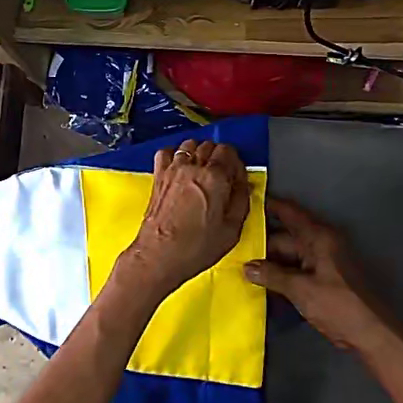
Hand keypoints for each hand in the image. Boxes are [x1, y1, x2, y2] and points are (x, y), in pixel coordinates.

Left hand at [115, 139, 250, 300]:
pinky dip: (175, 154)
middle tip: (224, 174)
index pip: (229, 152)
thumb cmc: (192, 248)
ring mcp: (173, 171)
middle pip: (210, 145)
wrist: (158, 258)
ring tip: (204, 168)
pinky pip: (166, 152)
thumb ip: (241, 201)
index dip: (236, 163)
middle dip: (219, 156)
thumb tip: (244, 186)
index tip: (237, 176)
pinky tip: (181, 166)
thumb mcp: (232, 230)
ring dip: (199, 152)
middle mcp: (193, 168)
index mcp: (215, 178)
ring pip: (190, 144)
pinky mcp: (158, 178)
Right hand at [244, 197, 394, 352]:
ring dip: (268, 263)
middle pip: (285, 237)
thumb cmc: (338, 304)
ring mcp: (321, 262)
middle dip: (260, 244)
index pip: (290, 213)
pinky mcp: (321, 279)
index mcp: (319, 237)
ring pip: (288, 256)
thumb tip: (247, 266)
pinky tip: (259, 284)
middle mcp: (320, 244)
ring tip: (238, 266)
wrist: (368, 330)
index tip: (245, 202)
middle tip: (231, 247)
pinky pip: (295, 270)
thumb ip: (272, 275)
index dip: (268, 206)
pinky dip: (279, 276)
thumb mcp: (301, 289)